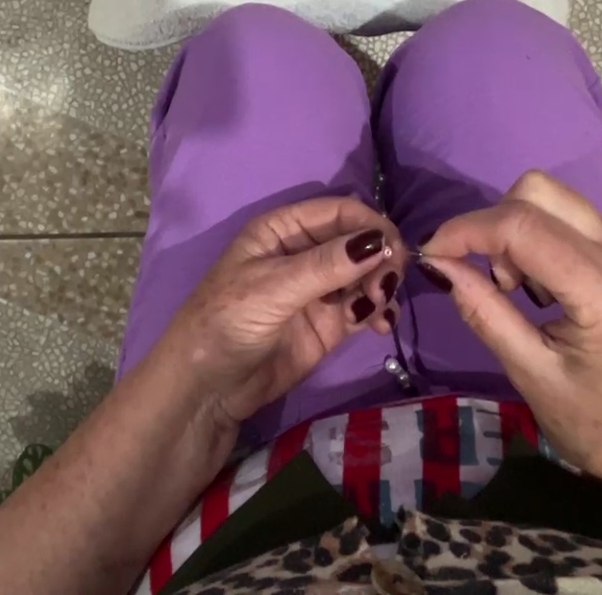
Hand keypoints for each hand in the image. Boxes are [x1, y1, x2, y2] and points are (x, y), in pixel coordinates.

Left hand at [156, 197, 403, 431]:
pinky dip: (379, 311)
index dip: (369, 224)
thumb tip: (380, 242)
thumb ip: (326, 266)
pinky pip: (364, 307)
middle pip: (357, 241)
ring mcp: (318, 289)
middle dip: (379, 258)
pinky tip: (380, 326)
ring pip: (366, 274)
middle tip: (387, 286)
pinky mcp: (329, 324)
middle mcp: (304, 252)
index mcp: (282, 229)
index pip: (337, 212)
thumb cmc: (226, 322)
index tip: (394, 248)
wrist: (208, 389)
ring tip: (381, 309)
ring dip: (382, 286)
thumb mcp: (273, 288)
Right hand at [418, 171, 601, 484]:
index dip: (466, 230)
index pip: (522, 227)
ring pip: (549, 195)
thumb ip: (483, 311)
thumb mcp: (529, 374)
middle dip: (492, 224)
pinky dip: (533, 234)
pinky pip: (564, 213)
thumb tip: (438, 263)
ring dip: (513, 226)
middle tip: (489, 277)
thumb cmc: (598, 421)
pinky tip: (537, 281)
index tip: (433, 253)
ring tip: (515, 284)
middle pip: (536, 191)